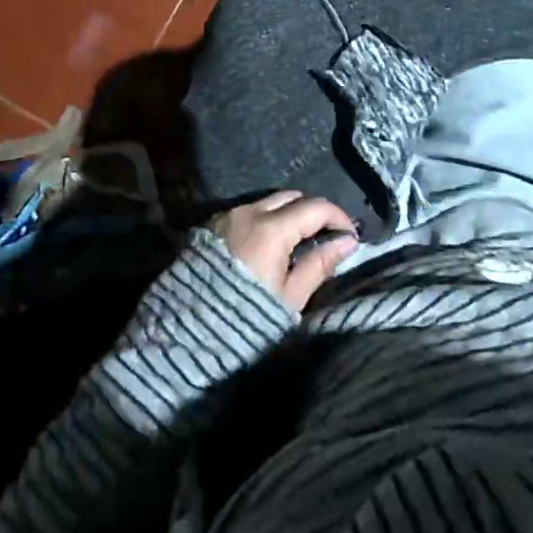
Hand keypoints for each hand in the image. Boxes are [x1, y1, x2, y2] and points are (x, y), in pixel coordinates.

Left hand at [210, 191, 358, 310]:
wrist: (183, 334)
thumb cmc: (244, 319)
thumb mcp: (290, 298)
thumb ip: (320, 264)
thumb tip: (348, 242)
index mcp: (271, 229)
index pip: (316, 207)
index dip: (339, 218)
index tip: (350, 236)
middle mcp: (249, 212)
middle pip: (292, 197)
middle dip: (314, 212)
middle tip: (325, 237)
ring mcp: (227, 216)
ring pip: (268, 202)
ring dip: (288, 214)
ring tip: (298, 242)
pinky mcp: (211, 226)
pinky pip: (247, 212)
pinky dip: (265, 220)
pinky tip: (268, 246)